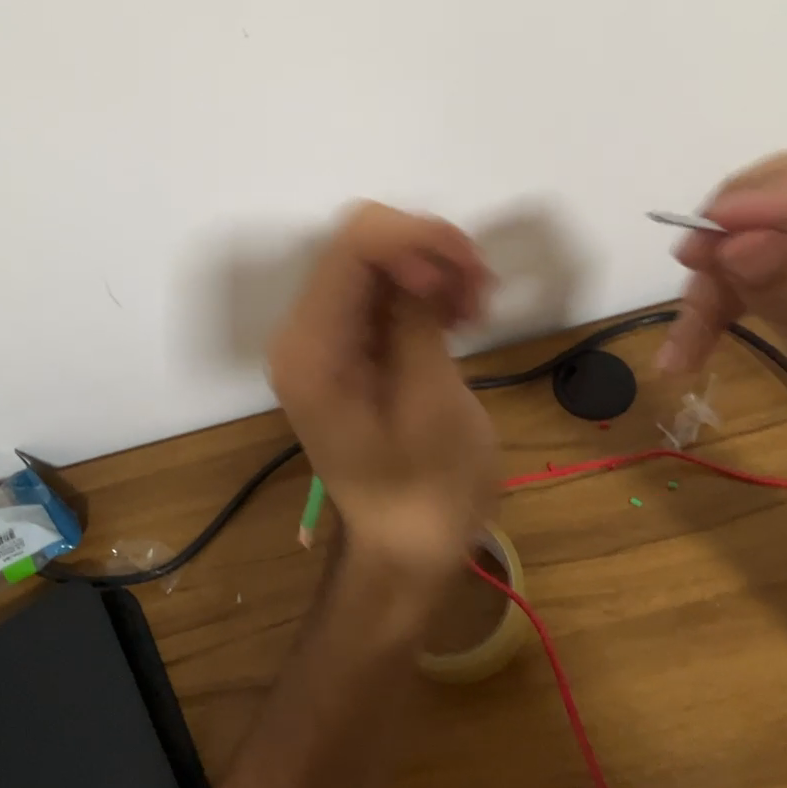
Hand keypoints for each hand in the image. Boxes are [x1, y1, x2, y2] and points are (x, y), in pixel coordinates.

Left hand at [268, 202, 497, 580]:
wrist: (406, 546)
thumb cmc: (426, 492)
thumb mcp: (430, 405)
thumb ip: (414, 321)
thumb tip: (418, 258)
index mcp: (312, 347)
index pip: (351, 247)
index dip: (414, 240)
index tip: (464, 280)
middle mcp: (306, 330)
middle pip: (362, 242)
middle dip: (429, 250)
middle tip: (481, 293)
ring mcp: (327, 335)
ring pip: (379, 257)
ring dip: (435, 267)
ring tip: (477, 311)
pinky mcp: (351, 343)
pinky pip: (386, 288)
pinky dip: (428, 288)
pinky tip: (461, 318)